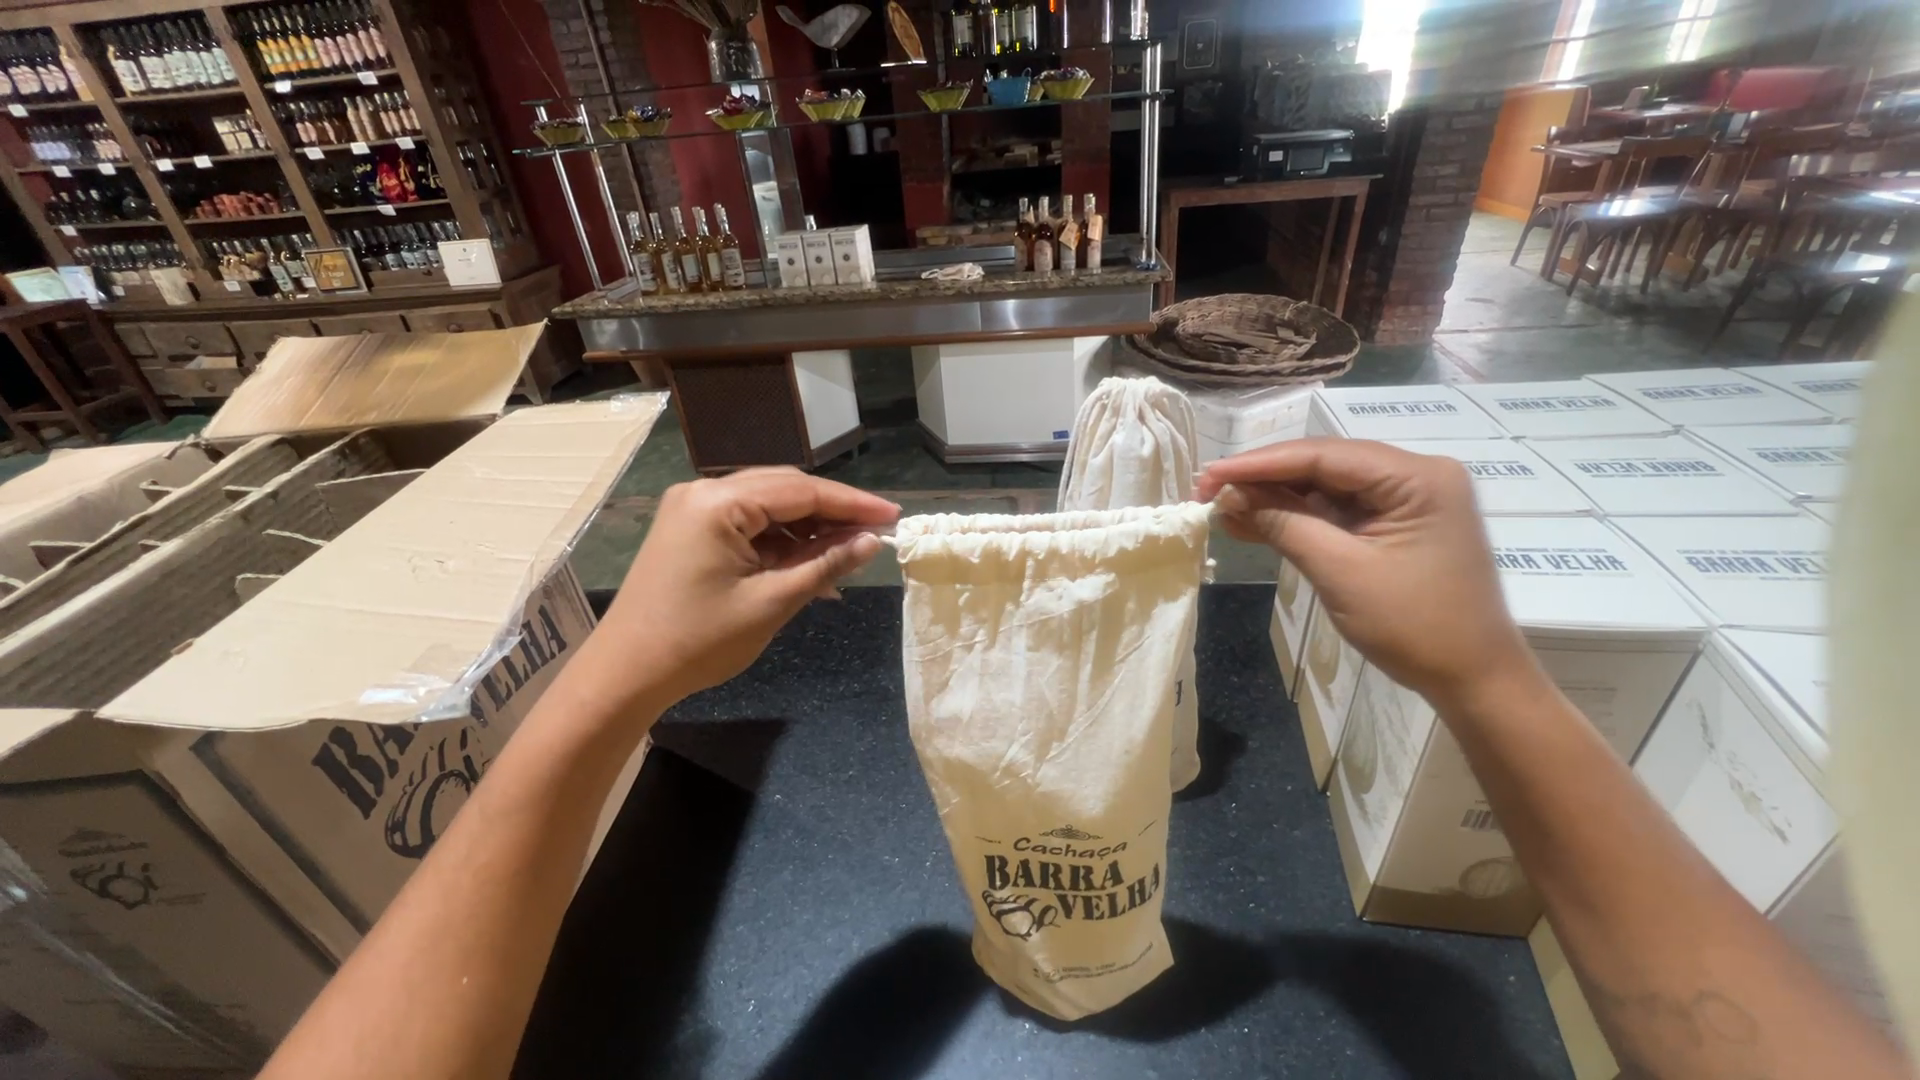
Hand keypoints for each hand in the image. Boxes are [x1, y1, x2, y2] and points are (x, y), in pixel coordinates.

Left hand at [585, 468, 898, 708]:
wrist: (627, 673)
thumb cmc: (699, 641)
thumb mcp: (771, 602)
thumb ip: (825, 564)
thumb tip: (872, 542)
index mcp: (719, 502)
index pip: (802, 491)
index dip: (852, 504)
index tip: (893, 516)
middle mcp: (704, 492)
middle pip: (785, 491)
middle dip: (833, 513)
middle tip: (877, 533)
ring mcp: (694, 510)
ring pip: (769, 508)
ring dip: (809, 531)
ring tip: (850, 555)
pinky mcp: (692, 531)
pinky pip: (749, 526)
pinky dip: (782, 543)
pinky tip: (812, 565)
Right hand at [1198, 439, 1536, 711]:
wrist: (1473, 678)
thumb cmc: (1414, 626)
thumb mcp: (1340, 572)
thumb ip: (1283, 524)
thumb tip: (1228, 498)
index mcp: (1417, 477)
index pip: (1323, 455)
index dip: (1259, 463)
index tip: (1210, 474)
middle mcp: (1415, 475)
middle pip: (1323, 465)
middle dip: (1264, 479)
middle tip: (1208, 491)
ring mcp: (1406, 500)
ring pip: (1325, 487)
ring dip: (1274, 499)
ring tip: (1222, 508)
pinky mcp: (1394, 524)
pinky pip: (1336, 511)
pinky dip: (1296, 519)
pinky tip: (1252, 523)